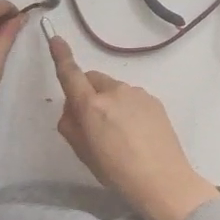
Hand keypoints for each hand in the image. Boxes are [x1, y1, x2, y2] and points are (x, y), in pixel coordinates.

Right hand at [49, 35, 219, 219]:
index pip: (71, 75)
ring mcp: (138, 94)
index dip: (61, 57)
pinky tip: (136, 133)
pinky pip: (132, 98)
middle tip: (91, 122)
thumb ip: (71, 125)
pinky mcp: (155, 101)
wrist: (163, 180)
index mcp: (92, 106)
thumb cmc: (117, 172)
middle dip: (87, 93)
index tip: (56, 39)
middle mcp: (115, 92)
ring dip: (109, 102)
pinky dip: (127, 108)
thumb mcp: (83, 153)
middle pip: (93, 80)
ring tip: (118, 133)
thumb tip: (72, 109)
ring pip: (114, 90)